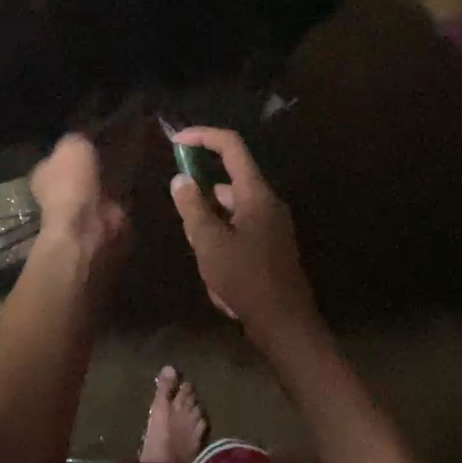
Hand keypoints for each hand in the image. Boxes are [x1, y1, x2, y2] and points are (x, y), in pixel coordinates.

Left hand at [31, 133, 128, 263]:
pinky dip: (115, 207)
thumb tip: (81, 140)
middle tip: (108, 161)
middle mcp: (51, 194)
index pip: (55, 159)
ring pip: (90, 196)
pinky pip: (105, 212)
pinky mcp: (90, 229)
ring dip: (104, 190)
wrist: (80, 227)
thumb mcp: (74, 146)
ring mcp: (71, 214)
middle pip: (73, 178)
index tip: (90, 146)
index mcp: (42, 173)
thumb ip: (77, 140)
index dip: (71, 153)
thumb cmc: (71, 182)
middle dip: (89, 173)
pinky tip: (125, 197)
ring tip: (120, 178)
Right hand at [169, 127, 317, 341]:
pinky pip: (239, 228)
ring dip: (209, 225)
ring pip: (230, 209)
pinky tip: (215, 274)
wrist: (285, 326)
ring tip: (203, 258)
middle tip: (187, 226)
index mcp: (255, 193)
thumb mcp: (209, 243)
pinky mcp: (271, 245)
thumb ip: (193, 207)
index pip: (231, 146)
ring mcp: (271, 224)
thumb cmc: (246, 280)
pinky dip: (222, 240)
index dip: (202, 136)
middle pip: (228, 180)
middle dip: (201, 198)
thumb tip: (181, 179)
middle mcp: (267, 202)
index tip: (175, 142)